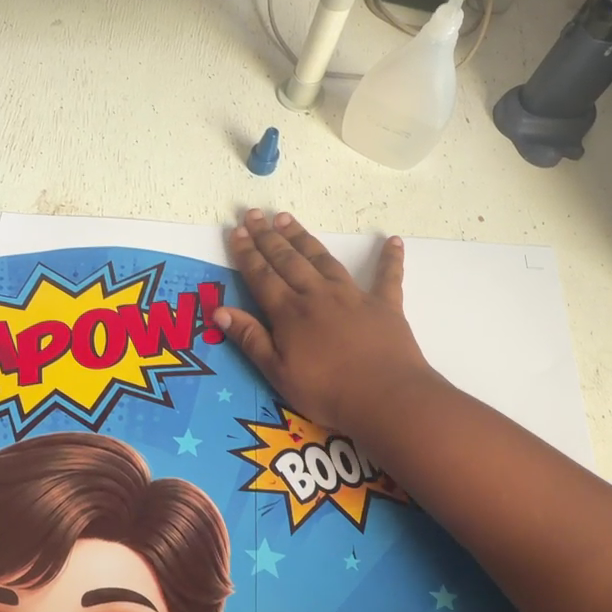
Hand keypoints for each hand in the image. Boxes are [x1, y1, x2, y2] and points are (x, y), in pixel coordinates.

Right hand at [214, 209, 437, 432]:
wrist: (386, 398)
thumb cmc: (326, 392)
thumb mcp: (277, 372)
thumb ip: (250, 339)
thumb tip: (220, 310)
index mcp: (290, 313)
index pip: (261, 276)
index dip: (247, 253)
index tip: (237, 230)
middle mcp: (318, 295)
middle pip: (288, 260)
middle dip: (269, 236)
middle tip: (255, 213)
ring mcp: (353, 296)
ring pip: (323, 259)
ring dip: (304, 238)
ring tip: (287, 219)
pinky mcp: (385, 306)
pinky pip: (388, 276)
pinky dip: (389, 258)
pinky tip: (391, 240)